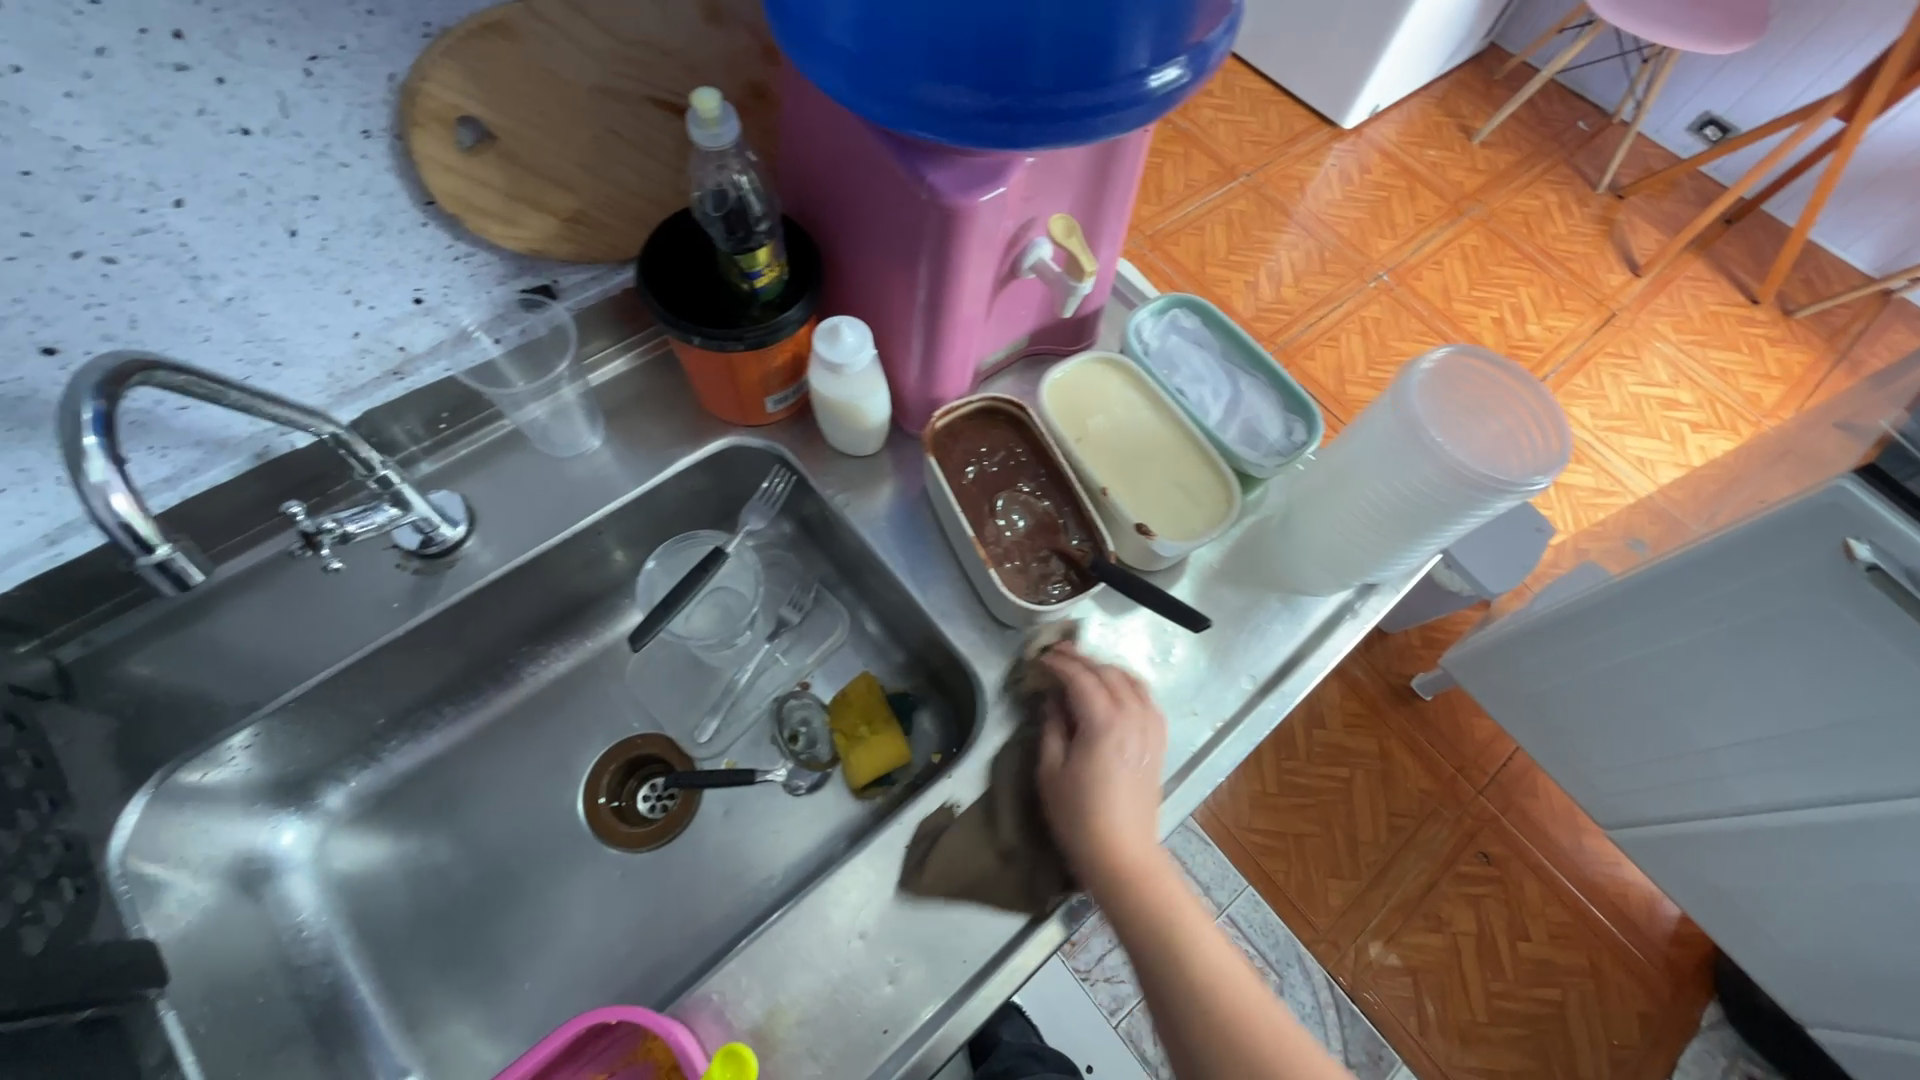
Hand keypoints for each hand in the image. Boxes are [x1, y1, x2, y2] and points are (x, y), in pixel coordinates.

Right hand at [1034, 644, 1167, 889]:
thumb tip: (1052, 699)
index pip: (1080, 677)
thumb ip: (1051, 727)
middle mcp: (1132, 717)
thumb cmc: (1078, 817)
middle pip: (1107, 672)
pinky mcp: (1159, 740)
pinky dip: (1128, 684)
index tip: (1040, 658)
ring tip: (1082, 669)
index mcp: (1104, 723)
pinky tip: (1113, 690)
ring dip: (1105, 668)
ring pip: (1130, 680)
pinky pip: (1146, 698)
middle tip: (1056, 656)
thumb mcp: (1050, 771)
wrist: (1122, 854)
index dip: (1059, 663)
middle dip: (1081, 659)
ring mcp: (1151, 727)